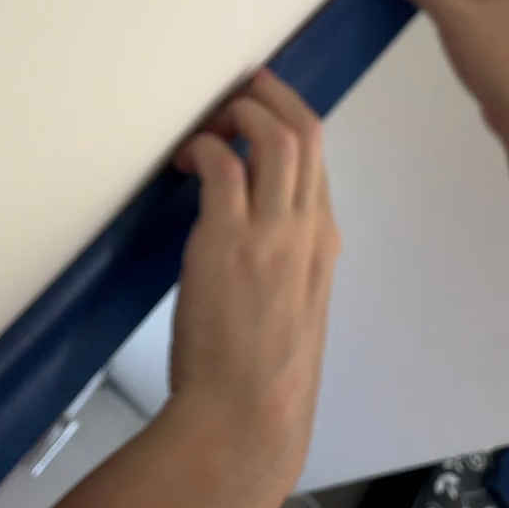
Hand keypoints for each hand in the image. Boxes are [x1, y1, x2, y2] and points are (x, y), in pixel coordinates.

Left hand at [166, 69, 338, 484]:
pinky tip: (184, 159)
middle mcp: (307, 228)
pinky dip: (203, 148)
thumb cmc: (265, 367)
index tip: (258, 108)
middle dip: (272, 96)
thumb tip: (256, 217)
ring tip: (209, 121)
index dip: (287, 119)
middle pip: (306, 131)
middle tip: (239, 89)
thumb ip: (285, 251)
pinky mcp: (228, 242)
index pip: (317, 156)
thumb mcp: (296, 300)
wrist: (247, 418)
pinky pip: (222, 166)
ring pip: (274, 138)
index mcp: (324, 239)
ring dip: (239, 113)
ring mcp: (272, 234)